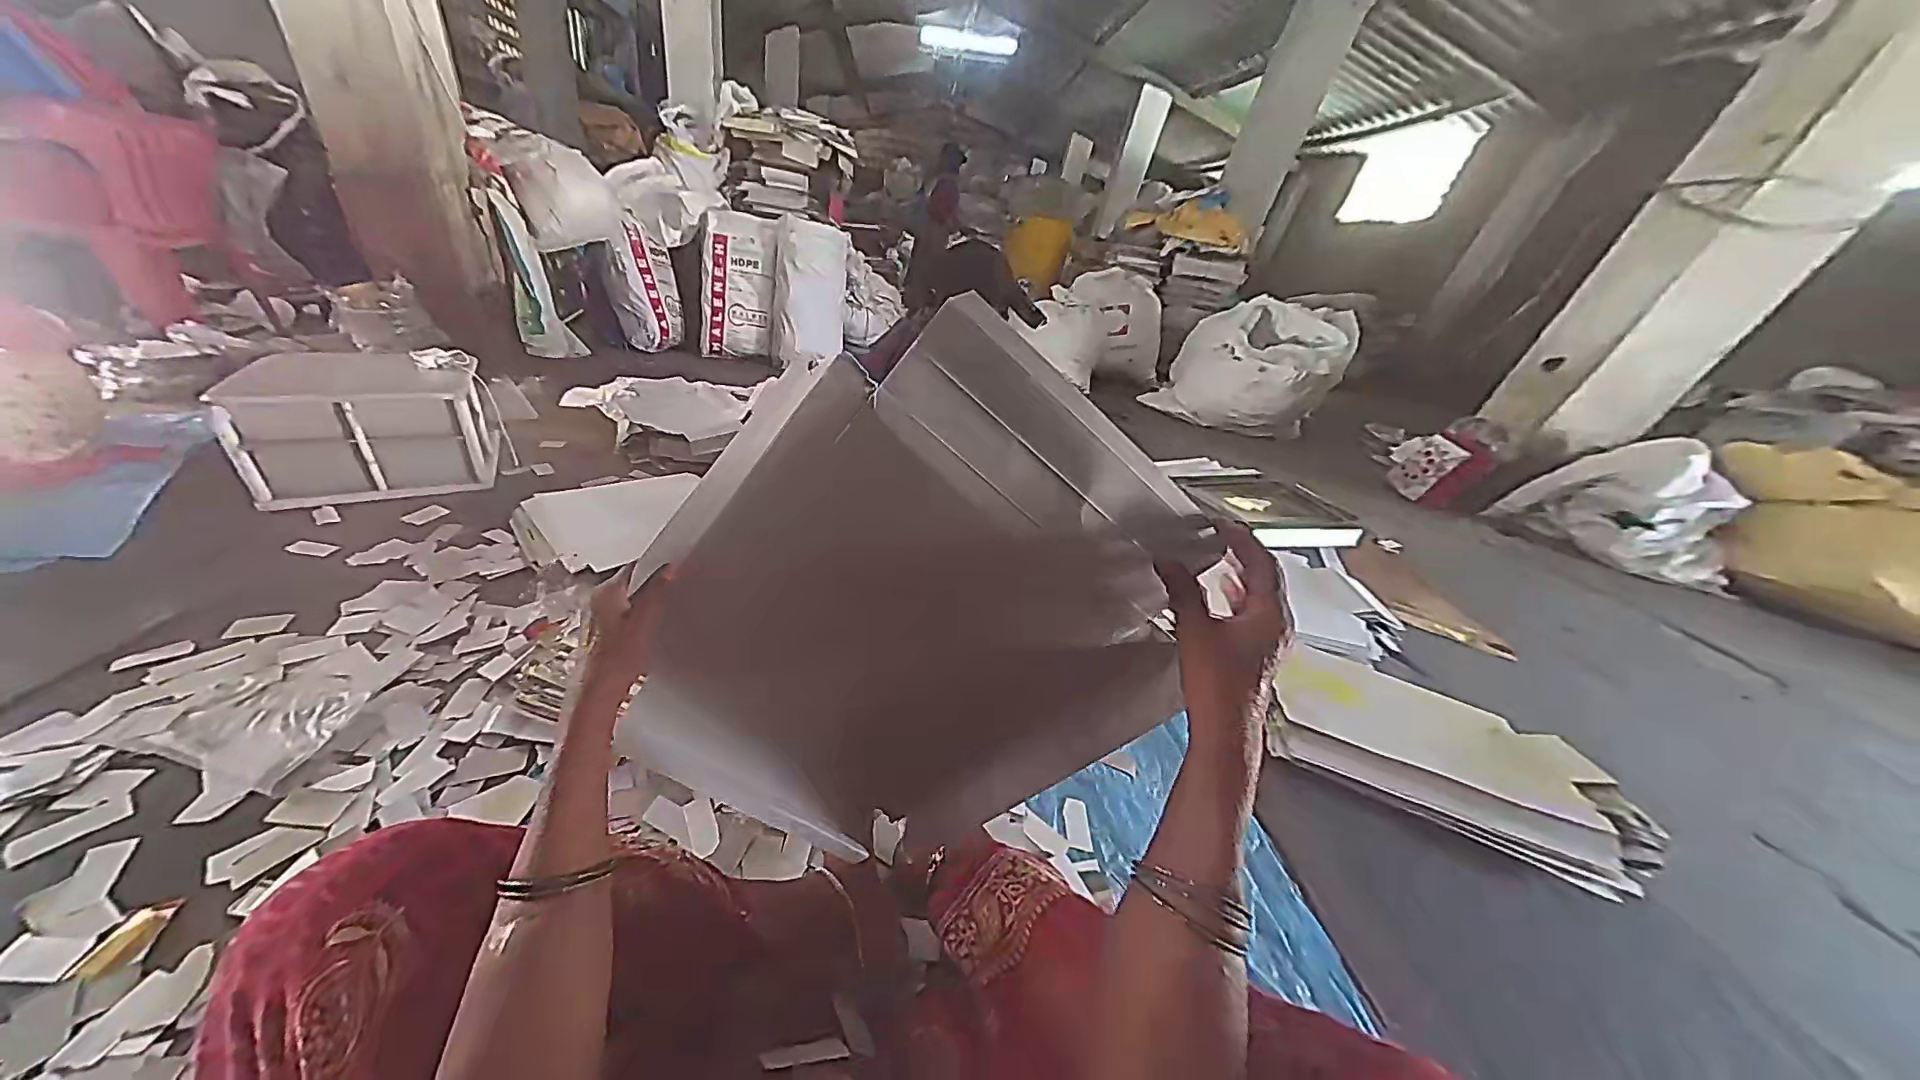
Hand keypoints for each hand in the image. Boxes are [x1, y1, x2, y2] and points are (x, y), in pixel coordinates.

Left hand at [579, 563, 672, 700]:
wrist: (598, 695)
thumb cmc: (614, 661)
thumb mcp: (645, 621)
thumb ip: (657, 592)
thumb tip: (670, 569)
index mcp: (604, 592)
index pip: (635, 566)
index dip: (657, 565)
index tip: (676, 566)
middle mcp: (595, 603)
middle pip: (631, 583)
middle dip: (653, 584)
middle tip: (675, 587)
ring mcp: (597, 620)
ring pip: (628, 600)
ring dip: (646, 602)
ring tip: (665, 609)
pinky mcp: (601, 636)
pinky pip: (625, 617)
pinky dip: (639, 618)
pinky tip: (651, 630)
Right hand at [1155, 523, 1290, 760]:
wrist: (1225, 726)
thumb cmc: (1219, 686)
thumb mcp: (1195, 628)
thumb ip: (1182, 591)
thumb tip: (1169, 564)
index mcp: (1269, 613)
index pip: (1261, 563)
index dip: (1241, 540)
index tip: (1223, 526)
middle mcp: (1277, 625)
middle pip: (1266, 577)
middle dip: (1244, 554)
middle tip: (1225, 538)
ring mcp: (1270, 640)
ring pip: (1261, 596)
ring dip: (1241, 575)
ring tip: (1223, 561)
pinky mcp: (1258, 653)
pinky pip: (1253, 613)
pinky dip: (1237, 597)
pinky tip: (1221, 598)